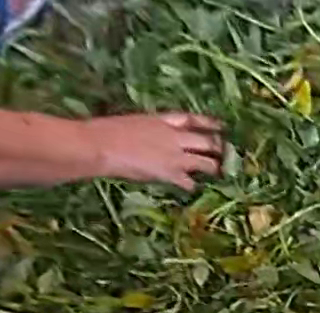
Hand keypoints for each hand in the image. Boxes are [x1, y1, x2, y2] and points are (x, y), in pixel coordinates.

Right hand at [81, 113, 224, 188]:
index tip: (222, 127)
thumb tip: (166, 138)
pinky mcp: (172, 174)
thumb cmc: (106, 131)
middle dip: (219, 149)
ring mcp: (176, 156)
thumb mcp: (135, 122)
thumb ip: (155, 130)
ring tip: (216, 173)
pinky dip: (192, 186)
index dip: (210, 124)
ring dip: (214, 169)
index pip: (192, 119)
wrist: (96, 144)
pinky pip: (192, 184)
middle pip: (209, 142)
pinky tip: (189, 187)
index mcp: (161, 120)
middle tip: (224, 156)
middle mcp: (173, 137)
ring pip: (209, 164)